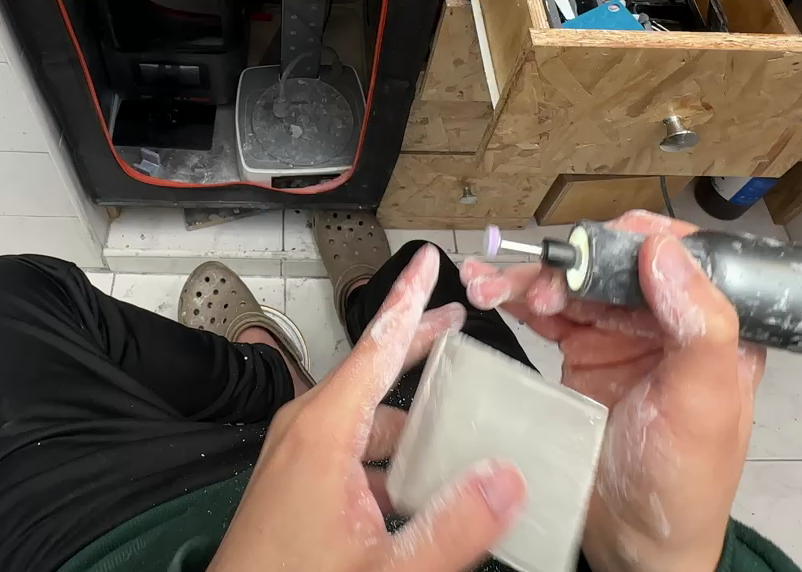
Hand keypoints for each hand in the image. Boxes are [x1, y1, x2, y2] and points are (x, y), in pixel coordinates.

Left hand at [211, 245, 528, 571]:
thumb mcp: (389, 566)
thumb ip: (453, 524)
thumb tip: (506, 480)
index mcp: (323, 427)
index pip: (378, 344)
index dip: (408, 297)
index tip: (426, 260)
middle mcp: (306, 425)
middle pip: (373, 370)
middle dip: (417, 342)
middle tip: (456, 319)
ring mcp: (298, 452)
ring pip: (365, 416)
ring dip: (407, 415)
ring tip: (454, 419)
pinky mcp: (296, 478)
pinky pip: (350, 447)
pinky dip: (386, 453)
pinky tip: (417, 482)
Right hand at [460, 211, 763, 571]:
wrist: (631, 541)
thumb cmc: (682, 483)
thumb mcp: (702, 406)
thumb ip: (698, 326)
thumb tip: (663, 248)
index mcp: (709, 325)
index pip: (679, 255)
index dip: (634, 239)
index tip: (593, 249)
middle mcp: (662, 320)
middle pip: (609, 263)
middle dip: (566, 264)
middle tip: (538, 288)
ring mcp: (617, 332)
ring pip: (570, 281)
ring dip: (526, 277)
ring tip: (488, 287)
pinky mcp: (580, 347)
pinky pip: (543, 309)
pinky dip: (512, 296)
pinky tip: (486, 290)